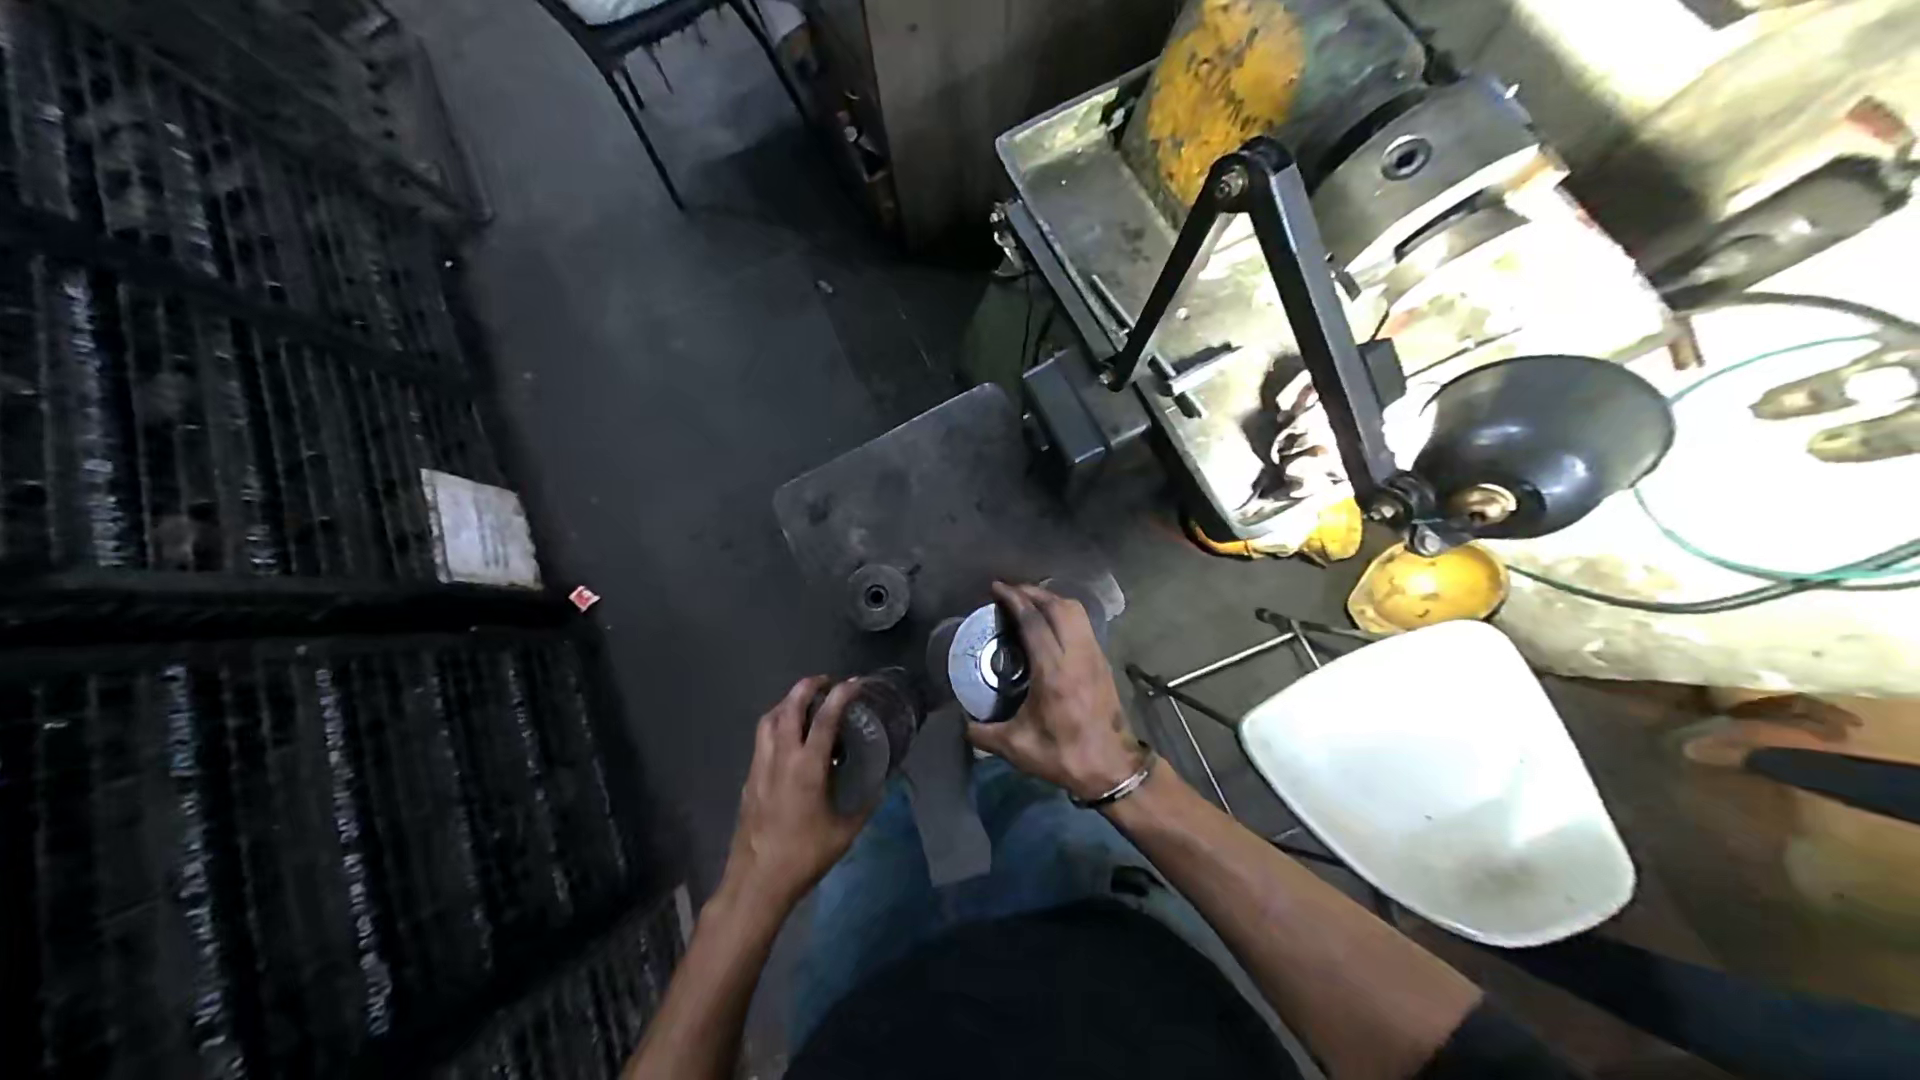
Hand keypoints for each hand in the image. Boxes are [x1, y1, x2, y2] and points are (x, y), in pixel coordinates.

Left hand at [722, 676, 874, 906]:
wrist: (757, 881)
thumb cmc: (804, 856)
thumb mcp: (845, 832)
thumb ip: (866, 804)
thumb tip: (883, 784)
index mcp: (807, 768)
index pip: (825, 719)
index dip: (841, 695)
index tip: (854, 682)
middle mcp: (781, 758)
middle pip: (789, 707)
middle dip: (806, 686)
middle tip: (825, 681)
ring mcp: (760, 767)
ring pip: (769, 720)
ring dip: (786, 703)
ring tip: (804, 702)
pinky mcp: (749, 779)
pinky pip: (761, 739)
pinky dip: (775, 725)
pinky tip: (787, 737)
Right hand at [965, 582, 1147, 801]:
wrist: (1113, 768)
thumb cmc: (1064, 756)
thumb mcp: (1017, 747)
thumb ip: (984, 733)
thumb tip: (963, 723)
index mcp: (1054, 672)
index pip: (1034, 621)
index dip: (1014, 599)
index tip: (997, 588)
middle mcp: (1077, 656)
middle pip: (1058, 606)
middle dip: (1033, 592)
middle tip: (1010, 591)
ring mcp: (1094, 656)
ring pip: (1076, 611)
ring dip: (1052, 599)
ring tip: (1030, 602)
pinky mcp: (1103, 661)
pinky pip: (1083, 624)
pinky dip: (1065, 613)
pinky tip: (1050, 624)